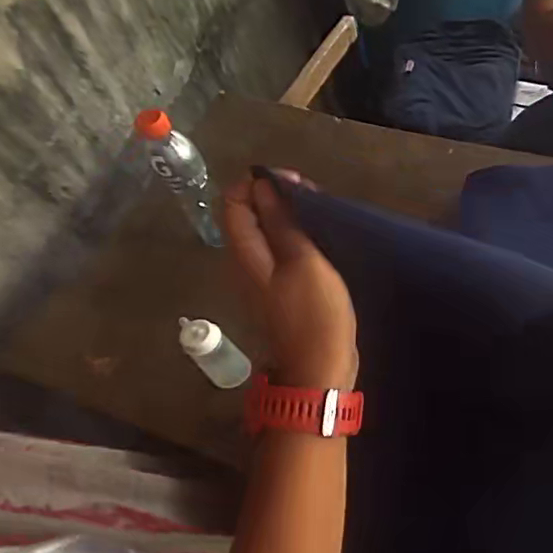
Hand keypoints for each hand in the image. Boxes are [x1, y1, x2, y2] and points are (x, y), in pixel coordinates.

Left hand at [221, 171, 357, 389]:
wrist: (319, 369)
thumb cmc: (314, 315)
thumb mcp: (302, 262)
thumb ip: (281, 222)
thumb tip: (262, 185)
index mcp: (245, 253)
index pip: (234, 201)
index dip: (258, 183)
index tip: (294, 183)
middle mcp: (245, 263)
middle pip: (248, 216)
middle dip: (275, 197)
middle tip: (311, 197)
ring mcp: (261, 280)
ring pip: (265, 235)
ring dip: (287, 218)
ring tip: (318, 216)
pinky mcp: (279, 292)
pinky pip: (278, 254)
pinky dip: (294, 240)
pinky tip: (318, 243)